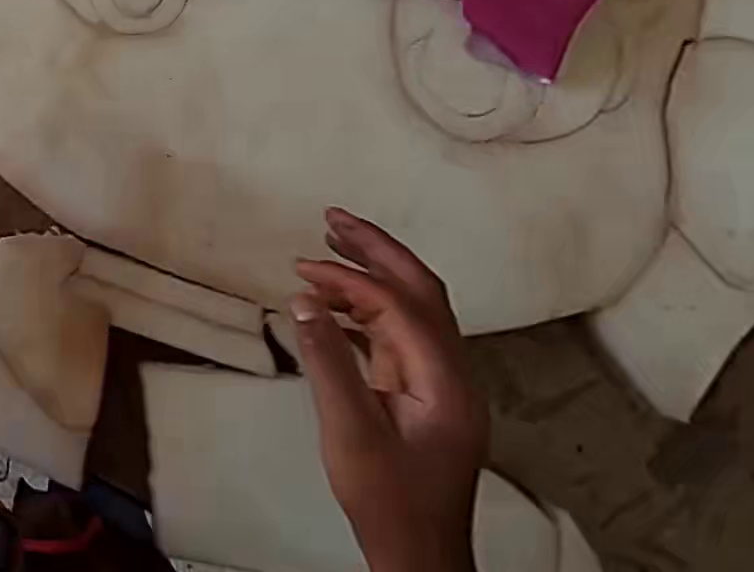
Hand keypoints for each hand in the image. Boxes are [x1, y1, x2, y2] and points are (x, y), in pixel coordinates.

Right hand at [290, 208, 487, 571]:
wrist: (417, 554)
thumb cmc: (385, 496)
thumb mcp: (349, 430)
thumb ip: (326, 360)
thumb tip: (303, 298)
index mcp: (445, 379)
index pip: (398, 306)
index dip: (349, 279)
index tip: (301, 269)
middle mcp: (452, 368)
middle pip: (419, 288)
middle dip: (376, 247)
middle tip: (332, 215)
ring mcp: (439, 376)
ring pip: (411, 303)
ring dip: (372, 268)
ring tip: (330, 239)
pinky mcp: (421, 385)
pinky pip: (395, 327)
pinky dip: (365, 302)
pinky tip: (333, 297)